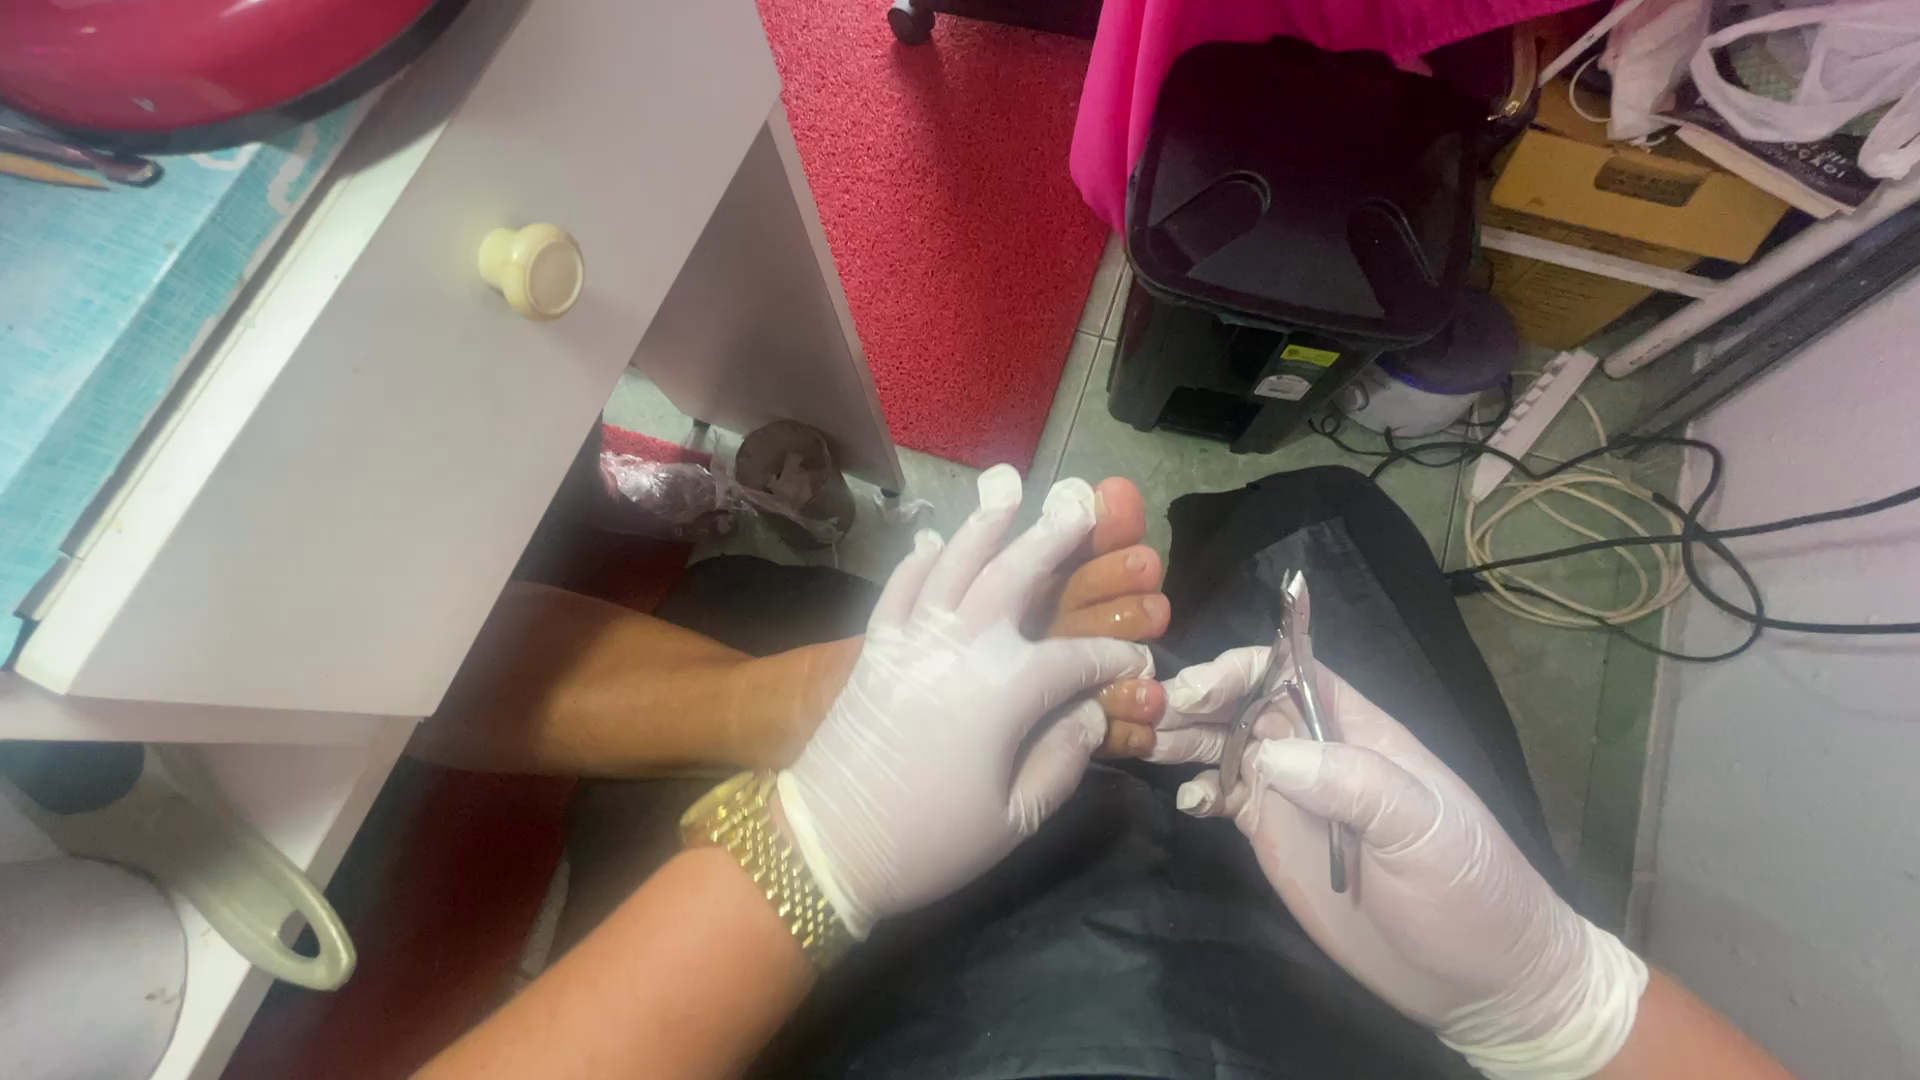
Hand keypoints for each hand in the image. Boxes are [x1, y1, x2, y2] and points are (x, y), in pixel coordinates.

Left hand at [778, 467, 1153, 935]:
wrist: (829, 842)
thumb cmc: (930, 840)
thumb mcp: (1014, 818)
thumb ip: (1063, 760)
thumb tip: (1088, 714)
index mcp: (1004, 692)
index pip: (1073, 660)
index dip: (1112, 660)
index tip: (1139, 661)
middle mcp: (961, 647)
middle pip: (1013, 576)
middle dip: (1052, 538)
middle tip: (1079, 505)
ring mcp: (912, 638)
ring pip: (954, 564)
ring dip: (984, 524)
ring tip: (1009, 487)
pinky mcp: (876, 646)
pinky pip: (899, 589)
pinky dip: (918, 561)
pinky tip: (933, 540)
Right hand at [1178, 656, 1647, 1079]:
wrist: (1479, 981)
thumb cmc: (1470, 892)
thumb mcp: (1426, 831)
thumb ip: (1354, 782)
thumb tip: (1269, 754)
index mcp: (1350, 727)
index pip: (1286, 669)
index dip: (1237, 668)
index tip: (1197, 693)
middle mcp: (1310, 746)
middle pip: (1239, 701)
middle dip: (1192, 698)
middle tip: (1150, 716)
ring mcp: (1287, 790)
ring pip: (1220, 743)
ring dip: (1180, 737)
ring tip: (1144, 743)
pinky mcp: (1269, 831)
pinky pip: (1222, 794)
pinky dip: (1197, 790)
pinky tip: (1189, 802)